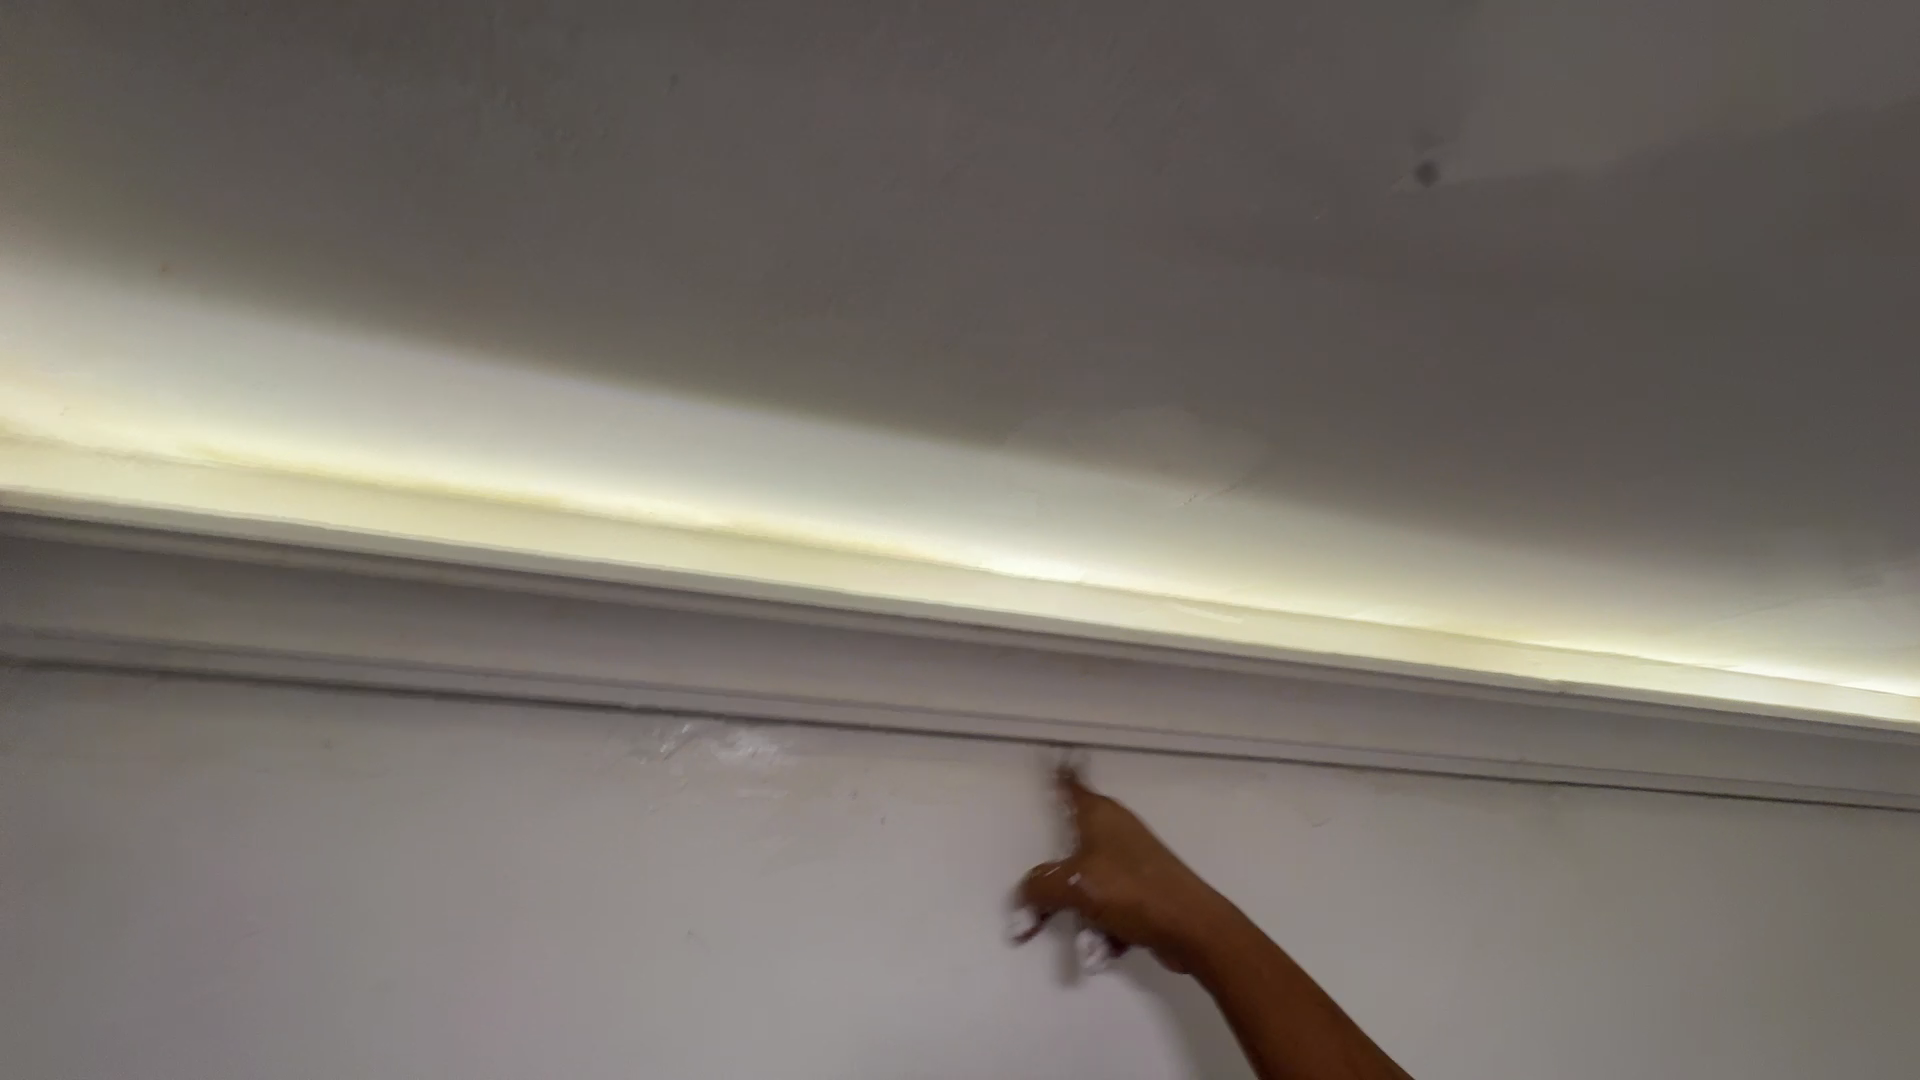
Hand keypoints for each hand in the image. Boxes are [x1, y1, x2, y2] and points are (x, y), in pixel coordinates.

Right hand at [1014, 765, 1229, 972]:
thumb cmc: (1131, 891)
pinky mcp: (1141, 891)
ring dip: (1078, 910)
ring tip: (1082, 936)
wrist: (1192, 928)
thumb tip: (1023, 896)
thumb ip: (1039, 888)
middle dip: (1054, 877)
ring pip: (1087, 880)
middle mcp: (1114, 830)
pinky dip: (1102, 924)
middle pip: (1070, 843)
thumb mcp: (1074, 886)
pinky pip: (1107, 904)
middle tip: (1037, 901)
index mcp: (1099, 814)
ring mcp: (1130, 861)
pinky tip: (1104, 946)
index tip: (1048, 760)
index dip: (1056, 774)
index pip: (1070, 784)